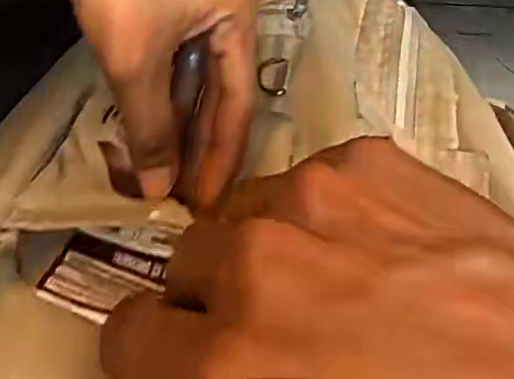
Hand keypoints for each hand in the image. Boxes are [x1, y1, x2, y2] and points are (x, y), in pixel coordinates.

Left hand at [25, 0, 257, 209]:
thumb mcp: (135, 62)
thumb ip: (150, 126)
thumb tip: (157, 189)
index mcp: (237, 14)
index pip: (239, 99)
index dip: (222, 154)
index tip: (206, 202)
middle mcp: (228, 1)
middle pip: (220, 84)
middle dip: (201, 138)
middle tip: (186, 190)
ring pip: (195, 66)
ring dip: (180, 112)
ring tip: (167, 161)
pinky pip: (177, 46)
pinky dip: (165, 81)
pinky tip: (152, 112)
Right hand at [102, 137, 513, 378]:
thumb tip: (207, 371)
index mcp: (230, 364)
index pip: (126, 337)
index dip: (152, 357)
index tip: (186, 364)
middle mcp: (251, 260)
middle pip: (181, 264)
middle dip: (210, 302)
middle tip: (275, 337)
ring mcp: (308, 193)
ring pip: (238, 213)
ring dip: (263, 251)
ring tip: (337, 292)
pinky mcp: (359, 156)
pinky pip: (306, 187)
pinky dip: (323, 221)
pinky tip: (388, 256)